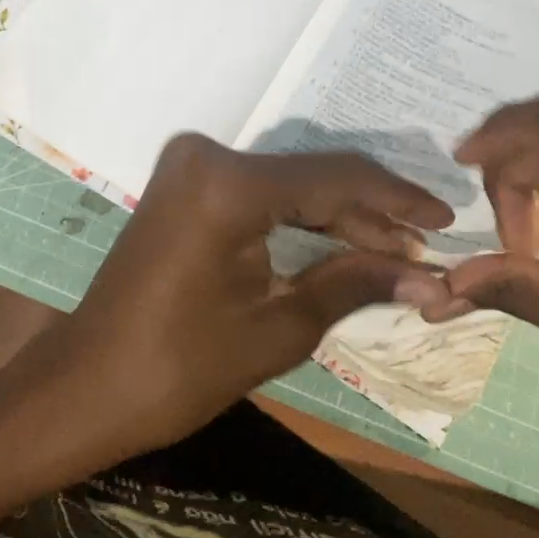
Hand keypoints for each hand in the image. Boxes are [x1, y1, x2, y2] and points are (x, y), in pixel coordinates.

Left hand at [0, 133, 454, 465]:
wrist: (91, 382)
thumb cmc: (180, 366)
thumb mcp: (279, 327)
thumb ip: (354, 283)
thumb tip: (431, 276)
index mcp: (228, 183)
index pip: (334, 179)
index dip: (396, 200)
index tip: (447, 219)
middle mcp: (206, 155)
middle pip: (309, 177)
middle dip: (369, 213)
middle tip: (427, 246)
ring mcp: (187, 166)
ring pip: (284, 184)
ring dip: (337, 216)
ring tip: (397, 250)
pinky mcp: (181, 185)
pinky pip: (255, 193)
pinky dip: (297, 218)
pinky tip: (342, 241)